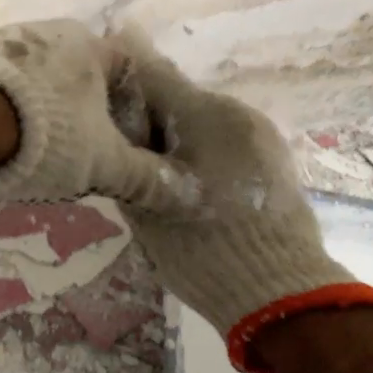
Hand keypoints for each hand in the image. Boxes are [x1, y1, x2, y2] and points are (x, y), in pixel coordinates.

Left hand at [0, 19, 192, 204]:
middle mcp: (44, 33)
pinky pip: (0, 89)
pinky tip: (3, 141)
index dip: (138, 106)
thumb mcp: (106, 163)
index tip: (136, 140)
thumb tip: (191, 195)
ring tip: (44, 153)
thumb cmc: (47, 134)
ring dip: (46, 113)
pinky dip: (8, 112)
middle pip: (80, 75)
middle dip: (88, 112)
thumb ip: (149, 177)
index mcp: (86, 43)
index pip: (129, 69)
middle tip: (89, 152)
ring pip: (38, 82)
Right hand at [105, 25, 372, 372]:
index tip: (91, 103)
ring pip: (199, 122)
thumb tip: (103, 125)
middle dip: (145, 119)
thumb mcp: (143, 197)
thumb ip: (123, 152)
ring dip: (173, 140)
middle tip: (119, 152)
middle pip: (175, 99)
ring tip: (151, 175)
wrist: (281, 298)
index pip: (146, 74)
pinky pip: (222, 143)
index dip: (114, 85)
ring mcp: (261, 136)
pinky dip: (198, 155)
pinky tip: (182, 187)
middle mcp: (236, 112)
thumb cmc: (201, 245)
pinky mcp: (274, 162)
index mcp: (204, 112)